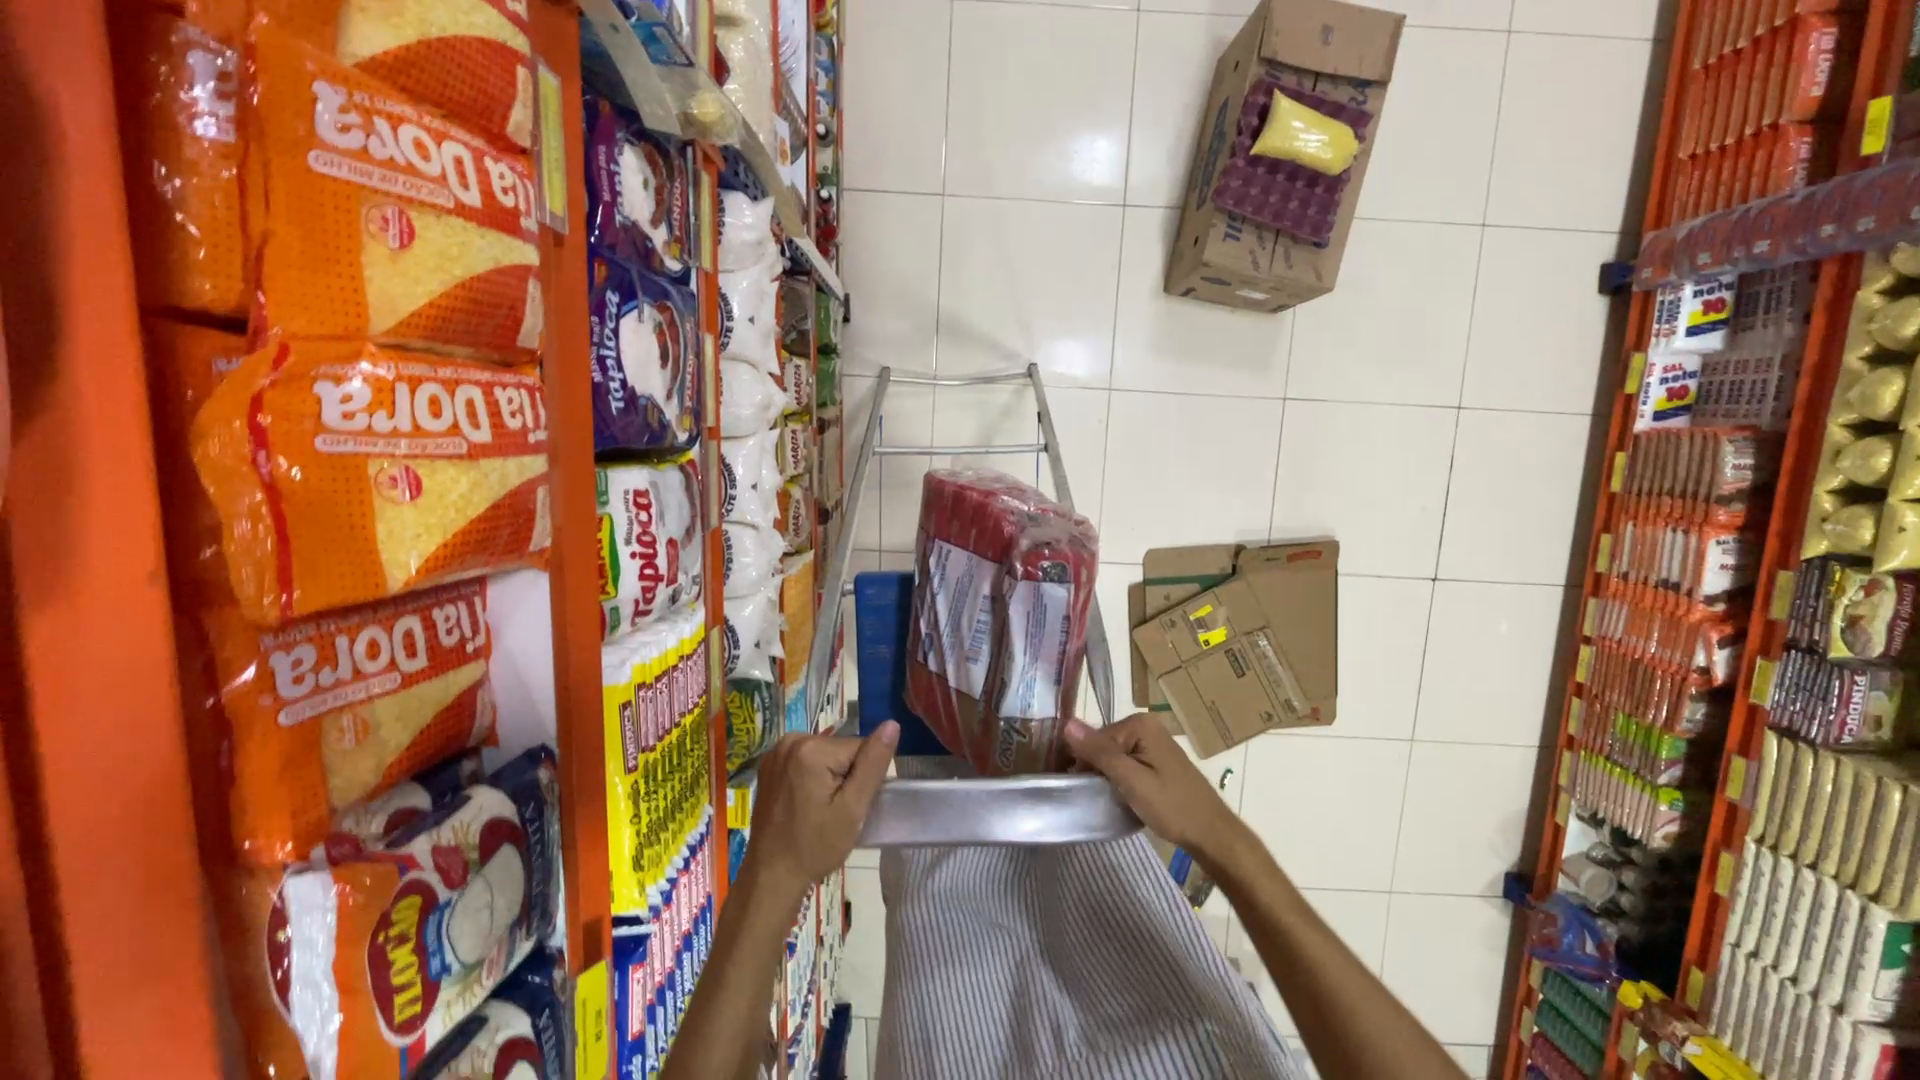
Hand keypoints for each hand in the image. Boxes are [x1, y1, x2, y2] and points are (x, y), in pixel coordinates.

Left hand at [740, 721, 898, 902]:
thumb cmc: (815, 846)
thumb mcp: (852, 808)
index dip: (862, 777)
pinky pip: (806, 761)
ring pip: (825, 755)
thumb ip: (873, 763)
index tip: (849, 805)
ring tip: (819, 810)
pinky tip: (804, 803)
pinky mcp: (769, 765)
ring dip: (829, 777)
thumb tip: (892, 724)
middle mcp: (790, 740)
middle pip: (840, 749)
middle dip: (845, 776)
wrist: (771, 875)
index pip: (860, 747)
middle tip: (834, 811)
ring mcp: (776, 752)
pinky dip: (811, 778)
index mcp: (811, 748)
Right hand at [1063, 714, 1241, 859]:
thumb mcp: (1131, 780)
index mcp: (1140, 724)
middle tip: (1096, 796)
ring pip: (1113, 756)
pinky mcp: (1156, 760)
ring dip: (1107, 776)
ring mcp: (1153, 743)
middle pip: (1103, 745)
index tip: (1082, 789)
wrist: (1210, 832)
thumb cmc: (1172, 807)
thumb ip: (1100, 752)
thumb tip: (1067, 724)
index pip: (1095, 738)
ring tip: (1106, 798)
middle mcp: (1146, 726)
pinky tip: (1121, 796)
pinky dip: (1119, 779)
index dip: (1085, 763)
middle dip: (1096, 769)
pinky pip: (1126, 763)